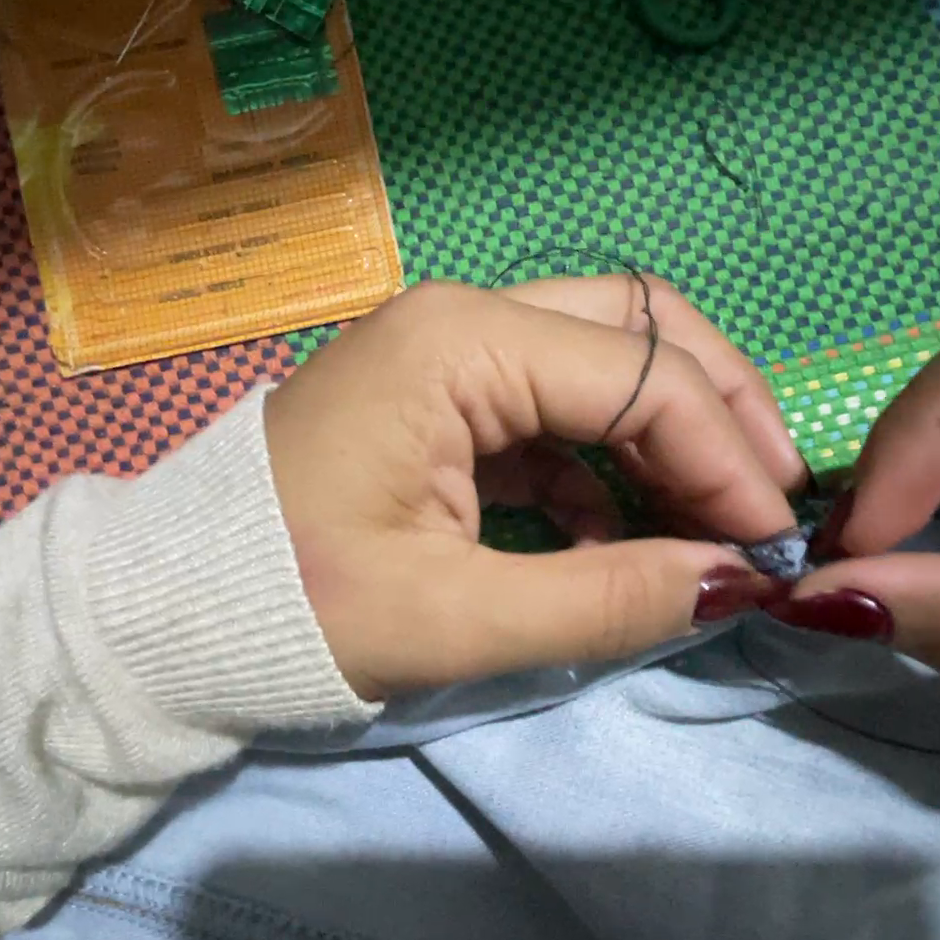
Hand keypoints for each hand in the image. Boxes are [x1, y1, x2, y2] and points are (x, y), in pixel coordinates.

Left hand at [266, 275, 805, 698]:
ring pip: (596, 360)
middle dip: (715, 406)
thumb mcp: (455, 618)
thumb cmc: (295, 608)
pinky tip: (617, 530)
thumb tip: (734, 583)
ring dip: (663, 434)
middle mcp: (458, 321)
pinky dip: (600, 463)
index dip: (723, 456)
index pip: (638, 375)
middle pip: (634, 327)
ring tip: (708, 520)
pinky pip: (548, 410)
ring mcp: (445, 355)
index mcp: (459, 344)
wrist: (169, 611)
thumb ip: (605, 599)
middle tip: (769, 493)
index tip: (770, 541)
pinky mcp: (437, 401)